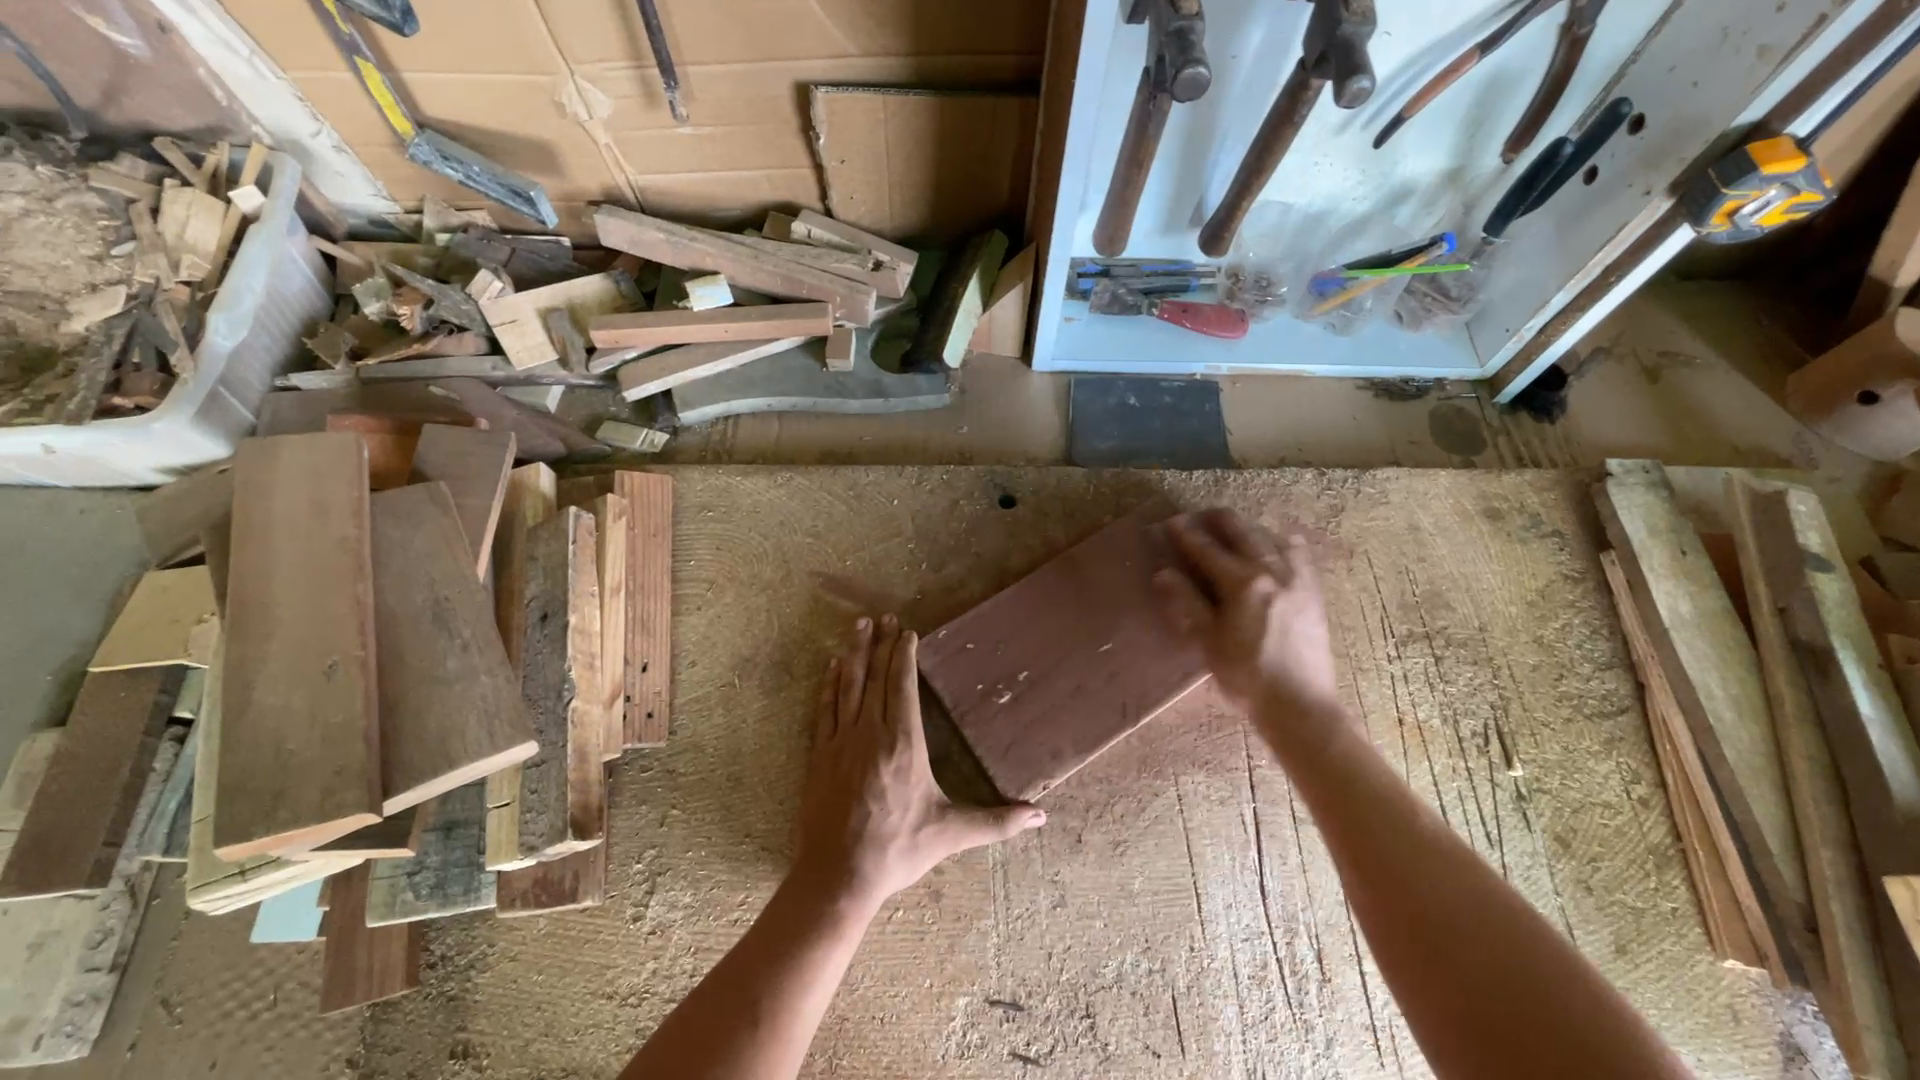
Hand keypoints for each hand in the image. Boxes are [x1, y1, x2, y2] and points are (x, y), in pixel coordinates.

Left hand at [793, 615, 1046, 909]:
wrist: (838, 875)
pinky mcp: (819, 758)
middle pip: (875, 677)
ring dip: (853, 654)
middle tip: (883, 617)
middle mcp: (870, 733)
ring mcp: (840, 743)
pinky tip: (831, 669)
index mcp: (904, 743)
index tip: (907, 631)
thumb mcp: (952, 833)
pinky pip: (824, 709)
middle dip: (880, 644)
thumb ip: (997, 821)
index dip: (905, 655)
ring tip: (857, 627)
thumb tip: (1040, 817)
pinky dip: (829, 685)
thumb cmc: (898, 850)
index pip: (903, 686)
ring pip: (847, 686)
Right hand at [1152, 509, 1343, 738]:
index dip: (1185, 534)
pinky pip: (1299, 554)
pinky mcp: (1314, 592)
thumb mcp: (1208, 642)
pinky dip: (1282, 541)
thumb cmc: (1246, 678)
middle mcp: (1272, 571)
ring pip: (1271, 537)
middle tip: (1200, 516)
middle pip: (1242, 531)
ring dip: (1248, 527)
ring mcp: (1298, 579)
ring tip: (1234, 527)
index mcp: (1242, 583)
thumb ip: (1186, 603)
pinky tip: (1278, 542)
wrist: (1301, 706)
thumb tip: (1163, 573)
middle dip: (1218, 520)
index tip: (1170, 522)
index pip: (1206, 549)